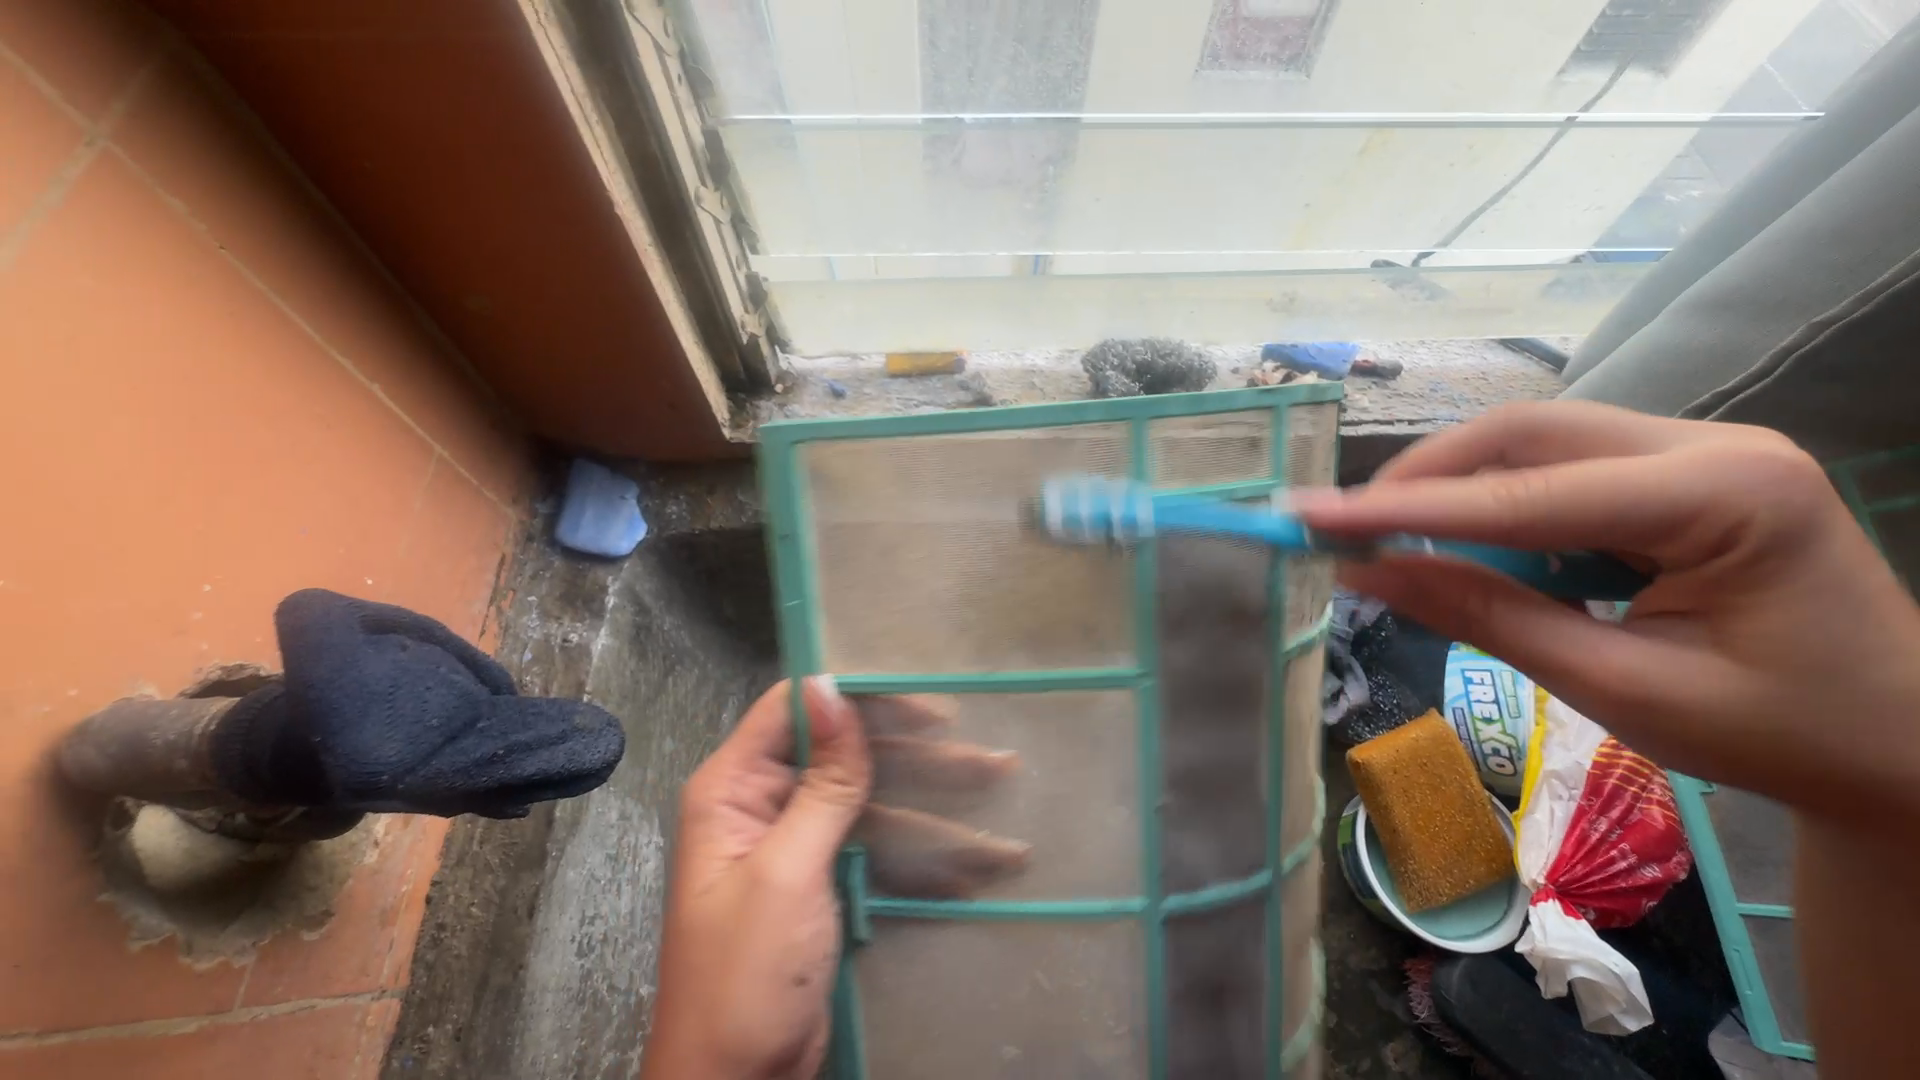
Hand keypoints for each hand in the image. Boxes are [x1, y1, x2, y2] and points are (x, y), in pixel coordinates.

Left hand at [643, 682, 1027, 1079]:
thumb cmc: (744, 978)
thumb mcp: (788, 872)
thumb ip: (821, 782)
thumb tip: (830, 686)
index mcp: (735, 788)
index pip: (797, 711)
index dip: (859, 698)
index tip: (926, 705)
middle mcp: (764, 804)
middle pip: (847, 756)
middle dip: (918, 760)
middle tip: (987, 760)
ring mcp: (798, 844)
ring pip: (874, 805)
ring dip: (936, 811)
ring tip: (1001, 810)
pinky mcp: (824, 881)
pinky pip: (878, 852)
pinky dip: (922, 860)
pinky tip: (974, 870)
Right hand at [1292, 402, 1919, 830]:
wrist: (1900, 745)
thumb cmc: (1775, 733)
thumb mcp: (1618, 686)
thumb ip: (1486, 617)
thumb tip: (1367, 574)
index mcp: (1725, 496)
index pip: (1523, 495)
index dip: (1405, 509)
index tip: (1311, 515)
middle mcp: (1710, 445)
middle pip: (1525, 432)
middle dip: (1424, 477)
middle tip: (1346, 525)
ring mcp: (1696, 450)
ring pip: (1533, 440)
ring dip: (1452, 485)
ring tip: (1388, 535)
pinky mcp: (1675, 471)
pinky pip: (1556, 465)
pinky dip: (1490, 500)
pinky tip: (1462, 538)